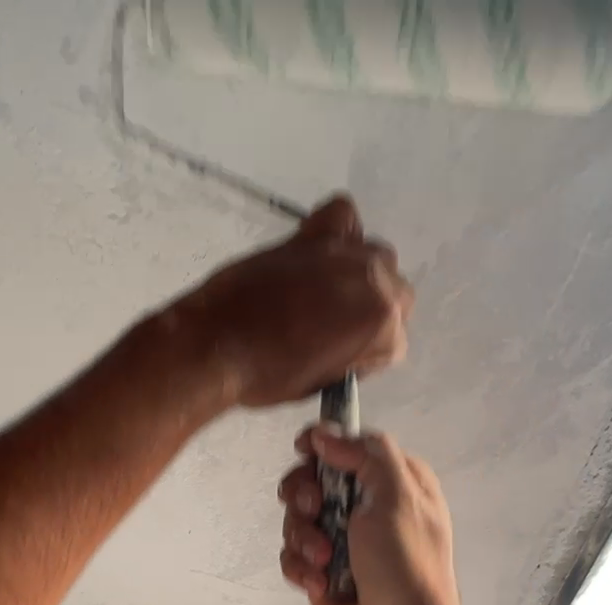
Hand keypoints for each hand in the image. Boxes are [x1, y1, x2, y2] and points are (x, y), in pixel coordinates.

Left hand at [169, 195, 412, 407]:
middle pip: (395, 295)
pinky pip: (343, 215)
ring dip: (357, 273)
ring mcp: (345, 254)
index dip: (366, 352)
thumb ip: (350, 358)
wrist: (215, 346)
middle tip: (332, 325)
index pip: (394, 340)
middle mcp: (376, 284)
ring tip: (322, 292)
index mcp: (382, 327)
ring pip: (376, 256)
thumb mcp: (319, 383)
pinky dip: (338, 230)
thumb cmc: (265, 376)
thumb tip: (353, 346)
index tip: (341, 355)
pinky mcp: (313, 234)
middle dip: (370, 311)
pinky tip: (319, 252)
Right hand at [277, 425, 478, 604]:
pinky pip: (292, 555)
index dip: (322, 444)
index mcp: (393, 482)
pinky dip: (300, 568)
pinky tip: (319, 583)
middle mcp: (364, 506)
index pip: (349, 445)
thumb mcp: (398, 498)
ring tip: (324, 560)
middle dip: (303, 495)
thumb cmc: (406, 564)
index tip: (304, 450)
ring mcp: (340, 539)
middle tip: (313, 510)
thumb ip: (366, 455)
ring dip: (302, 537)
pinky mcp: (321, 571)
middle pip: (311, 478)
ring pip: (295, 518)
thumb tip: (325, 434)